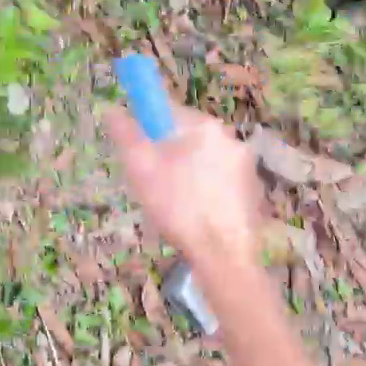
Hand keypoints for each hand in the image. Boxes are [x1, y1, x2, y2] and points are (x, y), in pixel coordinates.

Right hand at [104, 104, 263, 272]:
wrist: (224, 256)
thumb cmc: (178, 205)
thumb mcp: (139, 166)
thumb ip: (124, 132)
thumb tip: (112, 109)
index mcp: (202, 125)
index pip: (165, 109)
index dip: (146, 129)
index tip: (139, 152)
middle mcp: (228, 137)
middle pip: (184, 134)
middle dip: (165, 152)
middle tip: (152, 180)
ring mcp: (245, 165)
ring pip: (201, 157)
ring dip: (185, 170)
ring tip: (173, 202)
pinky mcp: (253, 190)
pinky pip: (219, 178)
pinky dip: (205, 188)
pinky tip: (195, 212)